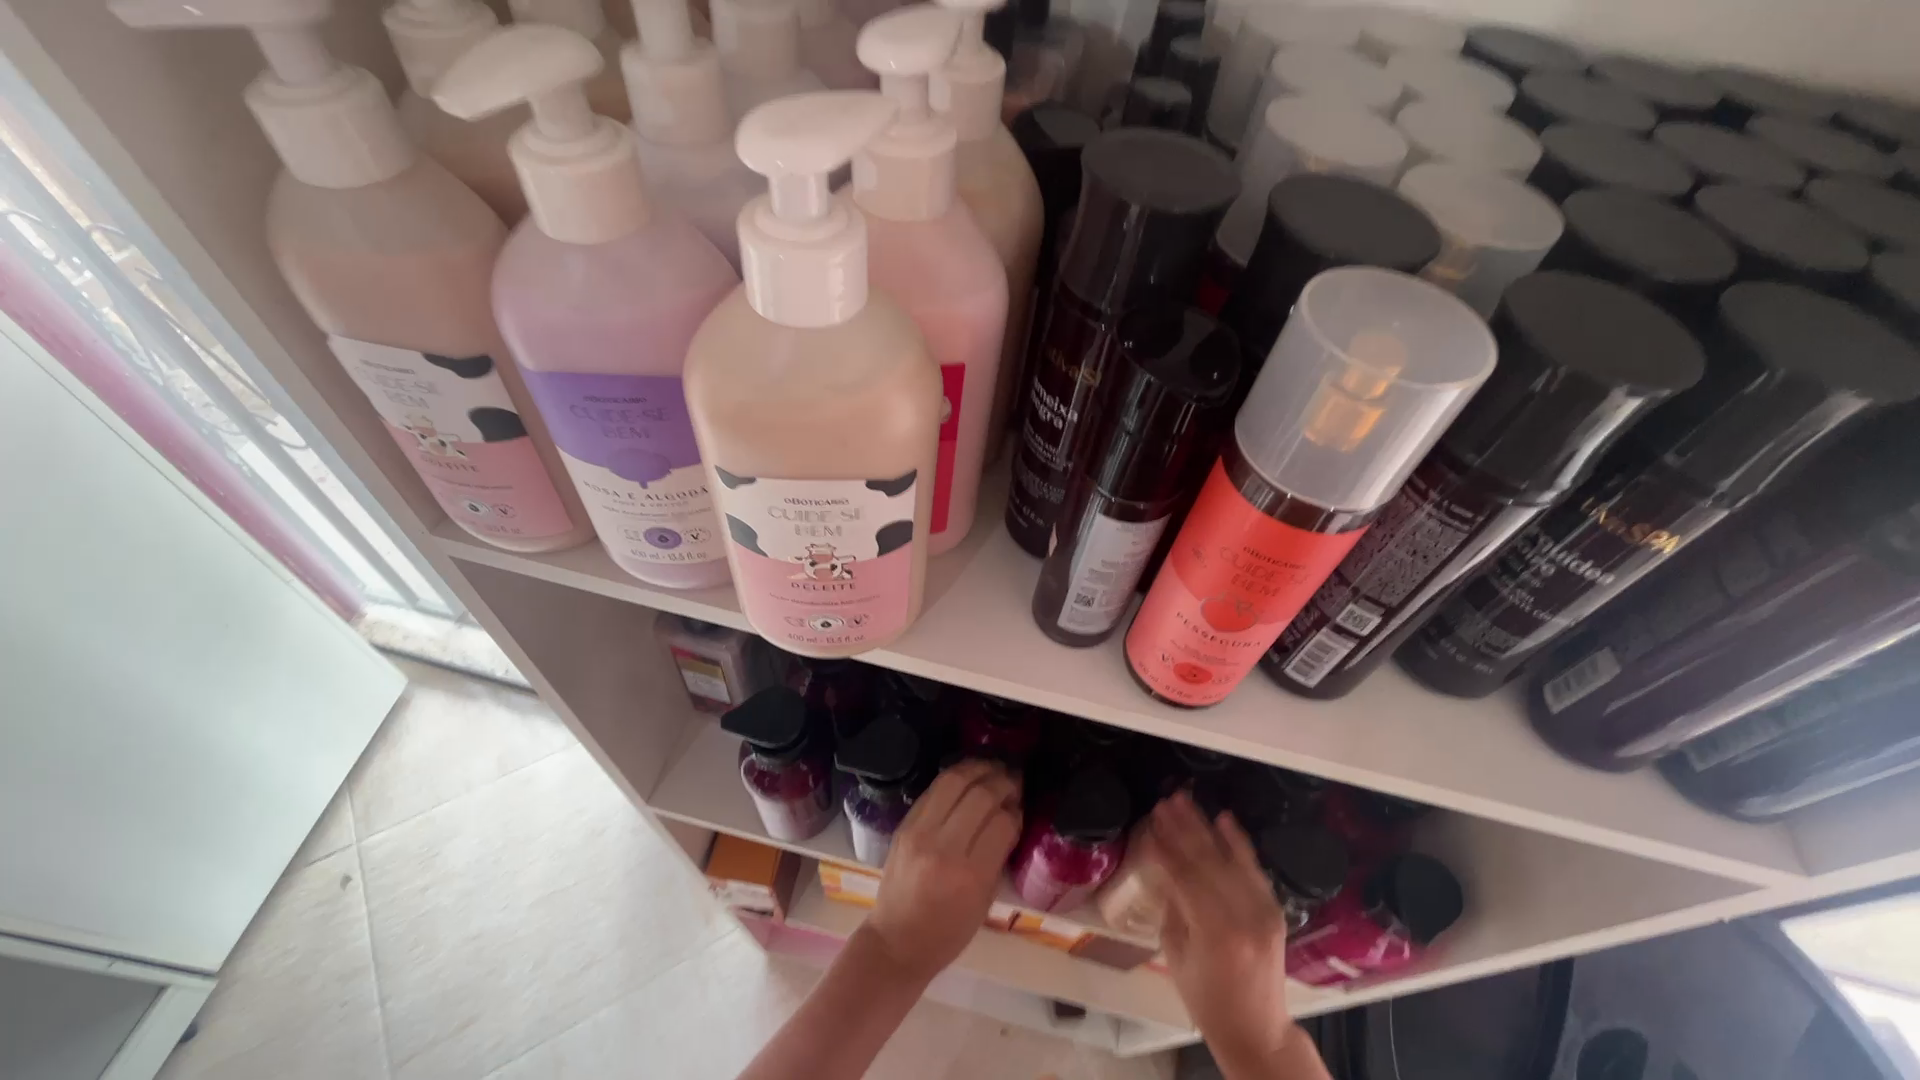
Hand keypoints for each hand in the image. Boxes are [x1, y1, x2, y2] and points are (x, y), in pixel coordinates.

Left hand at [866, 760, 1022, 981]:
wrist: (896, 941)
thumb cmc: (948, 933)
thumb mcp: (985, 902)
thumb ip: (998, 857)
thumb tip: (1010, 817)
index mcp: (970, 875)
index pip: (1002, 823)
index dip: (1016, 811)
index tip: (1020, 808)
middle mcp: (943, 848)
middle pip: (980, 795)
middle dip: (1002, 782)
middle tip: (1013, 781)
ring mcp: (919, 833)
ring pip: (953, 782)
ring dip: (978, 769)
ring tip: (993, 769)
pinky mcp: (904, 825)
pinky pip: (933, 790)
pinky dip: (954, 779)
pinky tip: (968, 778)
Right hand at [1150, 792, 1296, 1067]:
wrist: (1257, 1029)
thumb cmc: (1206, 999)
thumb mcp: (1176, 955)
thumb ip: (1172, 907)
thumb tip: (1163, 867)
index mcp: (1215, 933)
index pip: (1184, 878)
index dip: (1165, 850)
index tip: (1149, 826)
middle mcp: (1244, 916)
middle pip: (1207, 861)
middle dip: (1183, 829)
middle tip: (1165, 802)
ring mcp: (1264, 911)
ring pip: (1229, 858)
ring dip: (1205, 827)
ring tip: (1185, 800)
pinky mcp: (1274, 909)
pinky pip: (1254, 868)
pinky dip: (1238, 842)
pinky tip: (1225, 819)